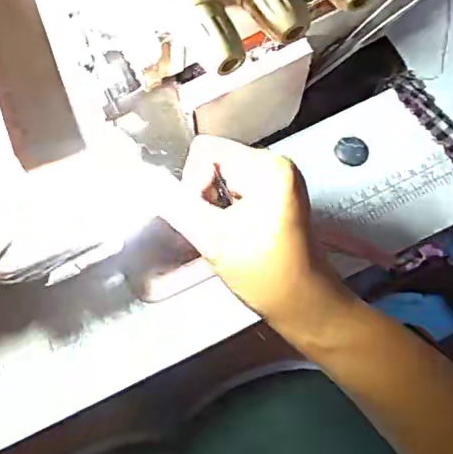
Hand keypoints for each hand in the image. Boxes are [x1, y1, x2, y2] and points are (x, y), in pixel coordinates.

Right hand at [155, 136, 349, 327]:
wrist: (303, 303)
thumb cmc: (271, 276)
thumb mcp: (213, 239)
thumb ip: (178, 206)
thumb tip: (149, 185)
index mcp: (269, 167)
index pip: (206, 150)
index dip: (193, 182)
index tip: (205, 214)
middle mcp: (278, 165)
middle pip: (215, 161)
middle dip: (206, 195)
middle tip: (218, 229)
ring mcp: (280, 180)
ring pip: (222, 177)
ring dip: (216, 206)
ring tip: (231, 234)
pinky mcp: (278, 195)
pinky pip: (236, 190)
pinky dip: (228, 211)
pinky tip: (239, 235)